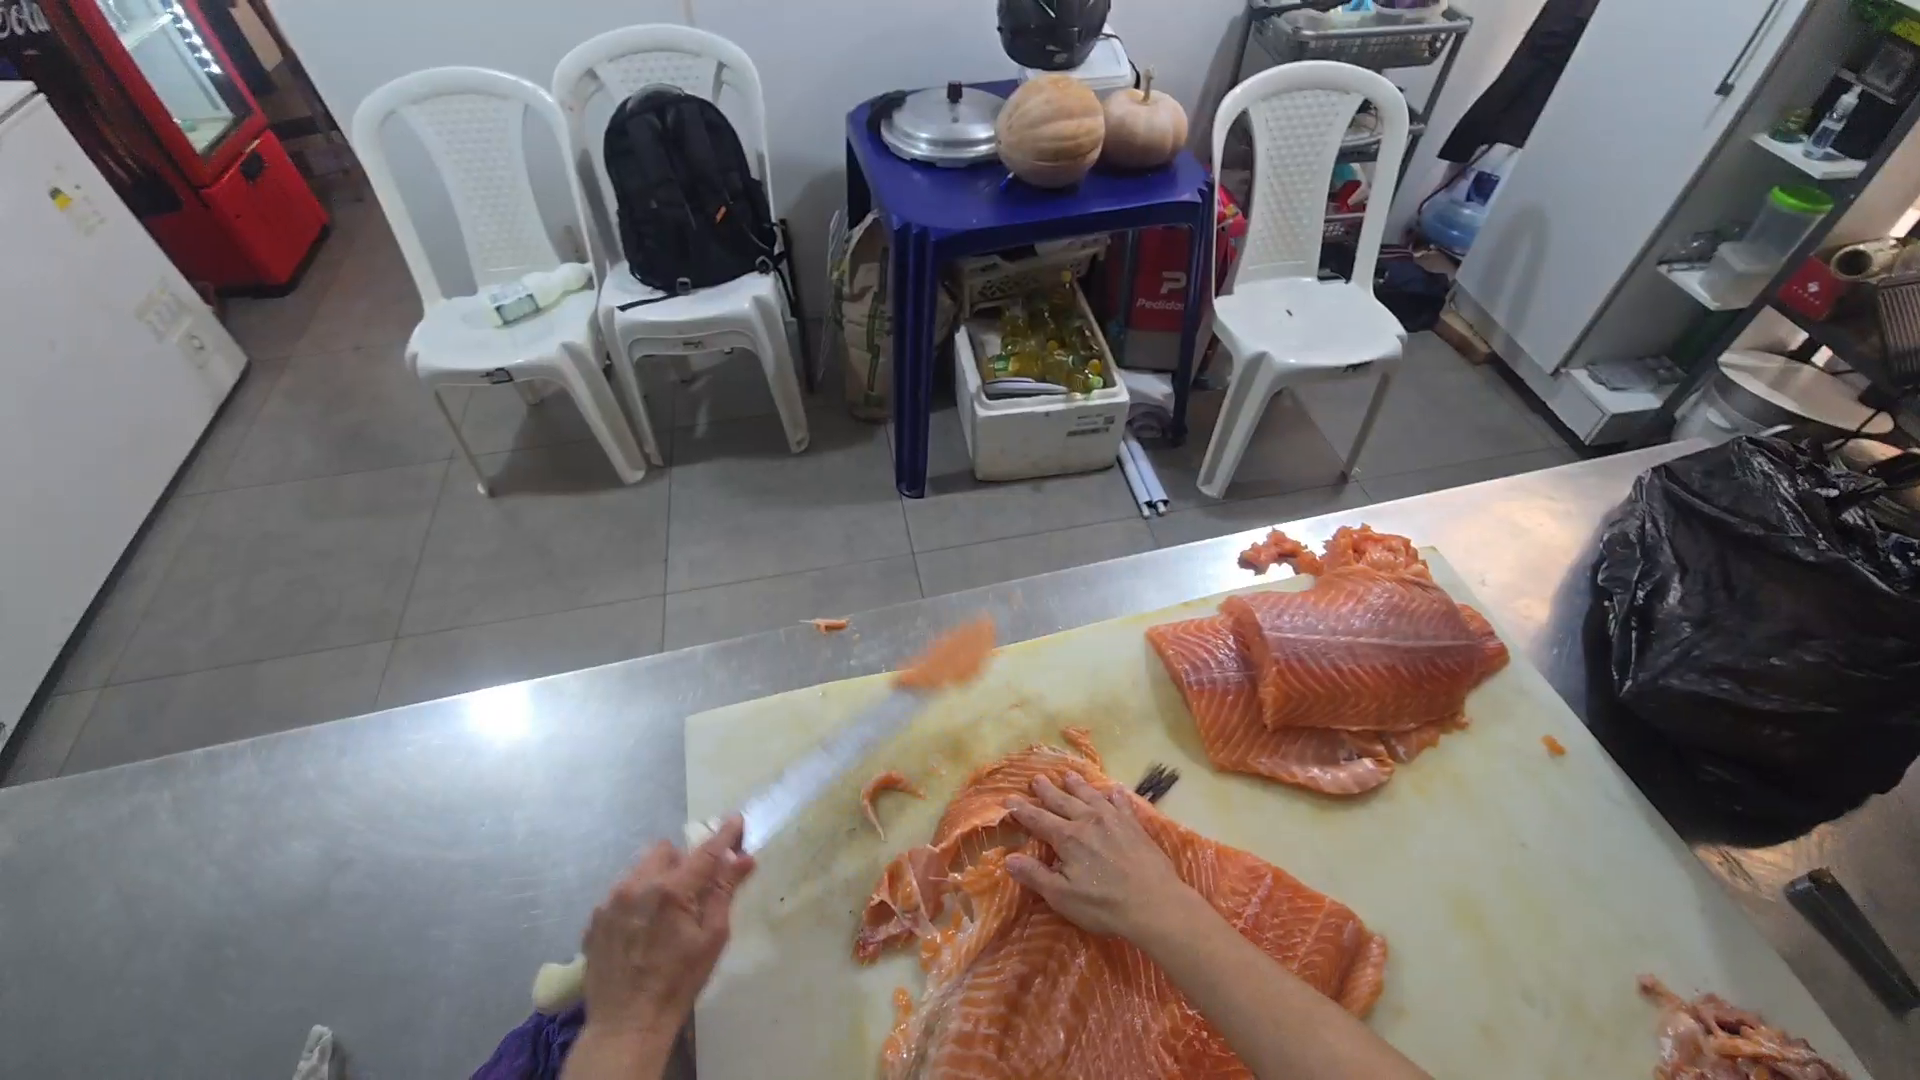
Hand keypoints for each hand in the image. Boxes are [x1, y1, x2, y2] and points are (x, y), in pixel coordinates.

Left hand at [579, 814, 755, 1039]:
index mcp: (671, 890)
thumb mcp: (712, 938)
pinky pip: (620, 893)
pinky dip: (635, 900)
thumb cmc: (679, 982)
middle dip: (682, 861)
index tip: (735, 819)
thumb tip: (743, 857)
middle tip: (693, 888)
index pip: (705, 852)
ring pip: (639, 869)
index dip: (724, 835)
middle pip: (664, 850)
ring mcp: (610, 902)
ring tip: (664, 911)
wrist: (627, 1024)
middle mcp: (637, 886)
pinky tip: (641, 929)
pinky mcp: (595, 920)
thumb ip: (724, 892)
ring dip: (657, 877)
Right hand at [1002, 773, 1201, 941]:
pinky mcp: (1134, 825)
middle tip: (1036, 778)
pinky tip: (1114, 791)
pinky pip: (1121, 804)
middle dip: (1047, 790)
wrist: (1154, 903)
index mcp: (1067, 838)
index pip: (1038, 819)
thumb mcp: (1062, 896)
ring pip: (1090, 796)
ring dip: (1077, 785)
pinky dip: (1115, 796)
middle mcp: (1087, 821)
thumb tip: (1009, 858)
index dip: (1021, 810)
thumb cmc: (1104, 905)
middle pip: (1062, 801)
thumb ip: (1036, 875)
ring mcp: (1113, 820)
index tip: (1008, 799)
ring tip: (1068, 775)